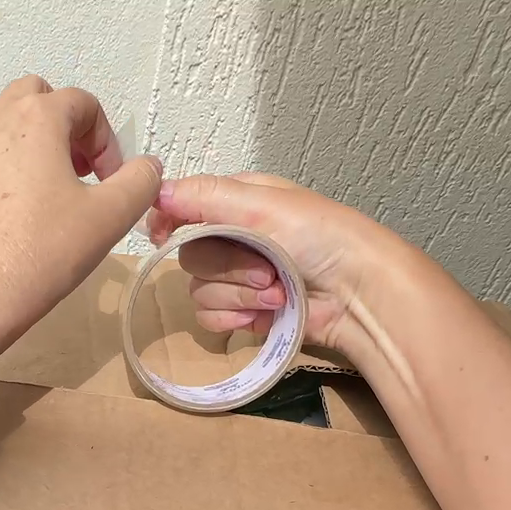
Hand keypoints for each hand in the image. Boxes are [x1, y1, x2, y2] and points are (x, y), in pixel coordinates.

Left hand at [0, 75, 163, 356]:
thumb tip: (147, 169)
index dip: (107, 142)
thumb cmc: (44, 253)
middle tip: (79, 174)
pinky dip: (5, 172)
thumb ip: (139, 183)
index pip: (84, 104)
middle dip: (66, 128)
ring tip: (49, 196)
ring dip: (34, 147)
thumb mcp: (109, 218)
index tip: (112, 184)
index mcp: (37, 117)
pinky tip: (16, 217)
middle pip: (38, 98)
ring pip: (6, 127)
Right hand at [146, 173, 439, 354]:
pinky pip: (209, 318)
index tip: (164, 236)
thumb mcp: (262, 205)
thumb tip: (154, 191)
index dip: (169, 223)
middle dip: (227, 269)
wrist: (356, 294)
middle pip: (189, 257)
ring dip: (237, 295)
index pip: (181, 210)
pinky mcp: (241, 312)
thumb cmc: (319, 237)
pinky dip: (232, 318)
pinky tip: (260, 315)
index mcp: (236, 204)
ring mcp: (235, 280)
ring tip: (277, 294)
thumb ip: (205, 197)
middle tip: (267, 270)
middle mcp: (231, 240)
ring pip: (199, 291)